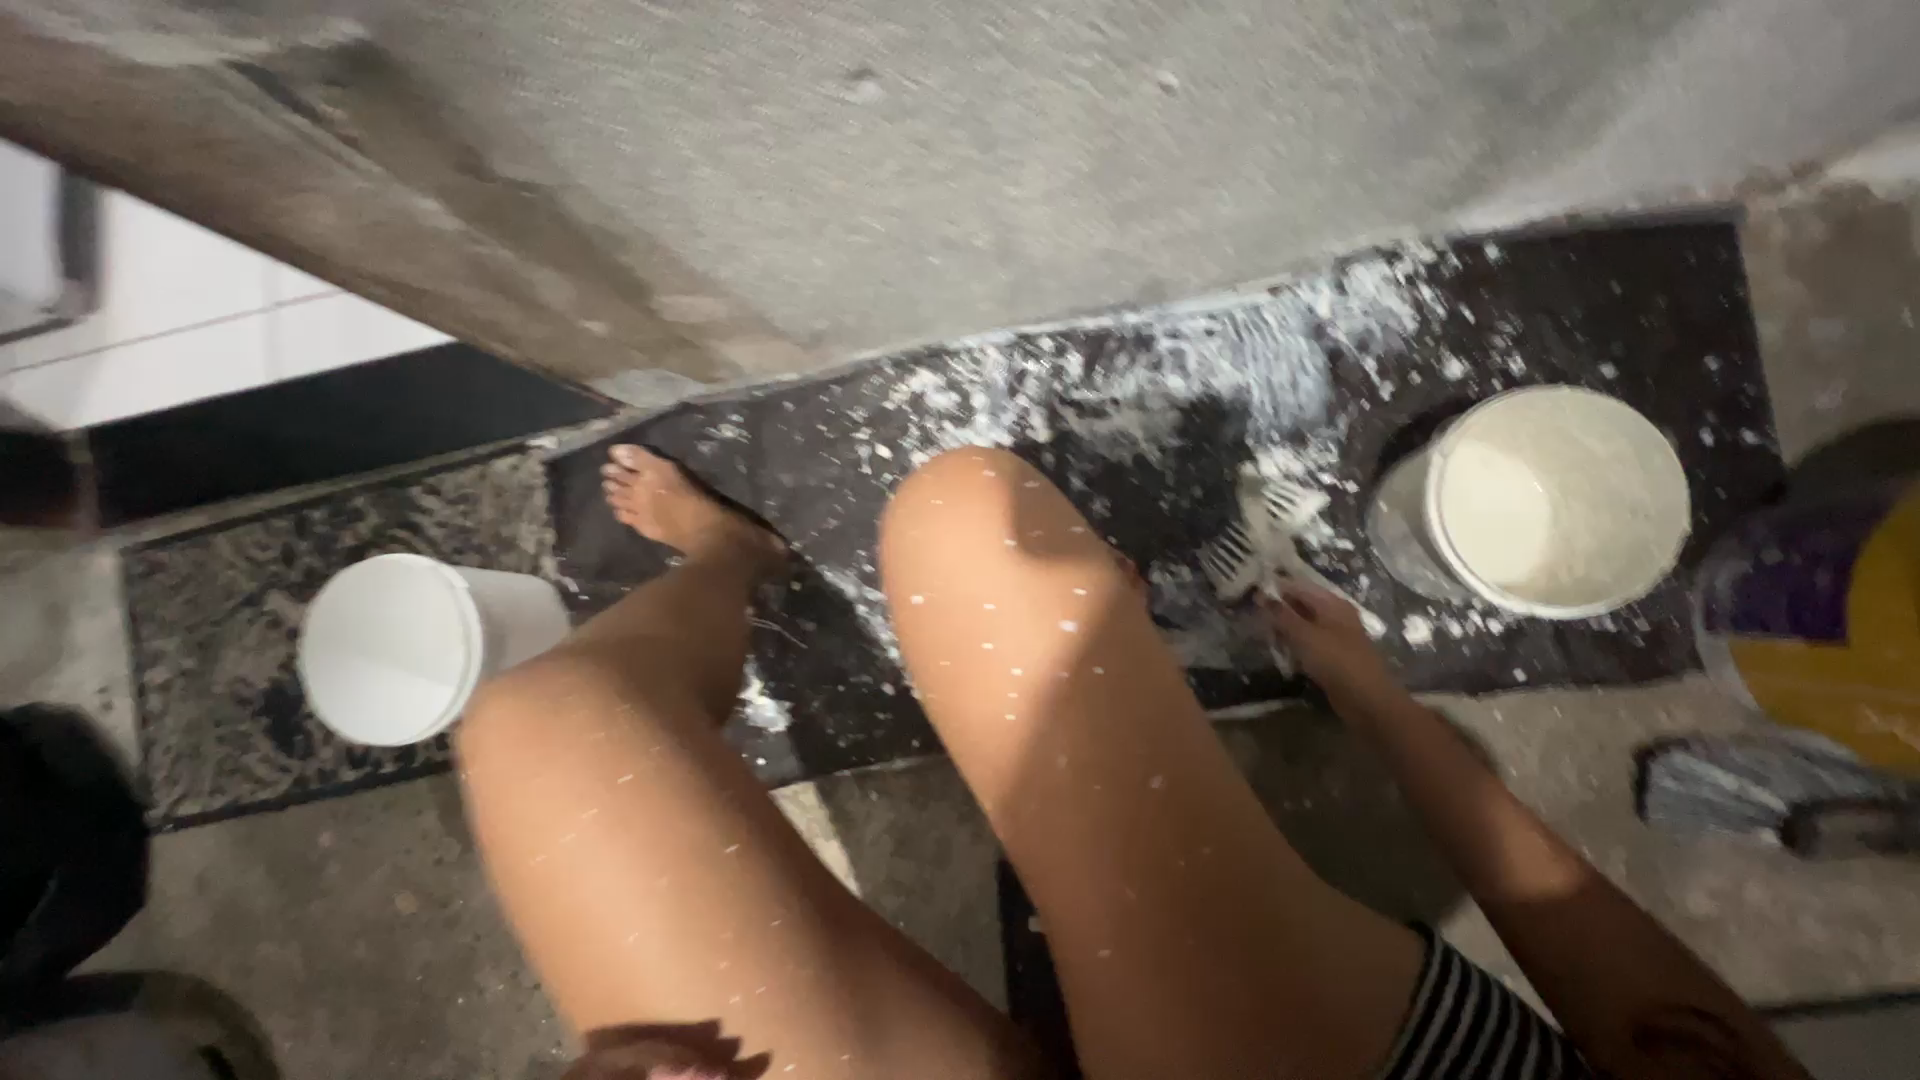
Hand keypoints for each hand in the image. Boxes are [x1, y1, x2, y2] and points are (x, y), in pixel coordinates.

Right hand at [1259, 580, 1400, 704]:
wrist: (1365, 698)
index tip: (1251, 594)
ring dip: (1284, 629)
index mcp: (1332, 603)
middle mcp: (1335, 615)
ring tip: (1263, 635)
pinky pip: (1308, 643)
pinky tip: (1281, 652)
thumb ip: (1281, 614)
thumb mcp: (1303, 634)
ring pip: (1303, 625)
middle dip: (1278, 610)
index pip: (1299, 587)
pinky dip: (1294, 645)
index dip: (1275, 589)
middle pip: (1301, 605)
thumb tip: (1261, 595)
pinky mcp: (1333, 656)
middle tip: (1253, 617)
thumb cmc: (1335, 660)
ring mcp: (1335, 636)